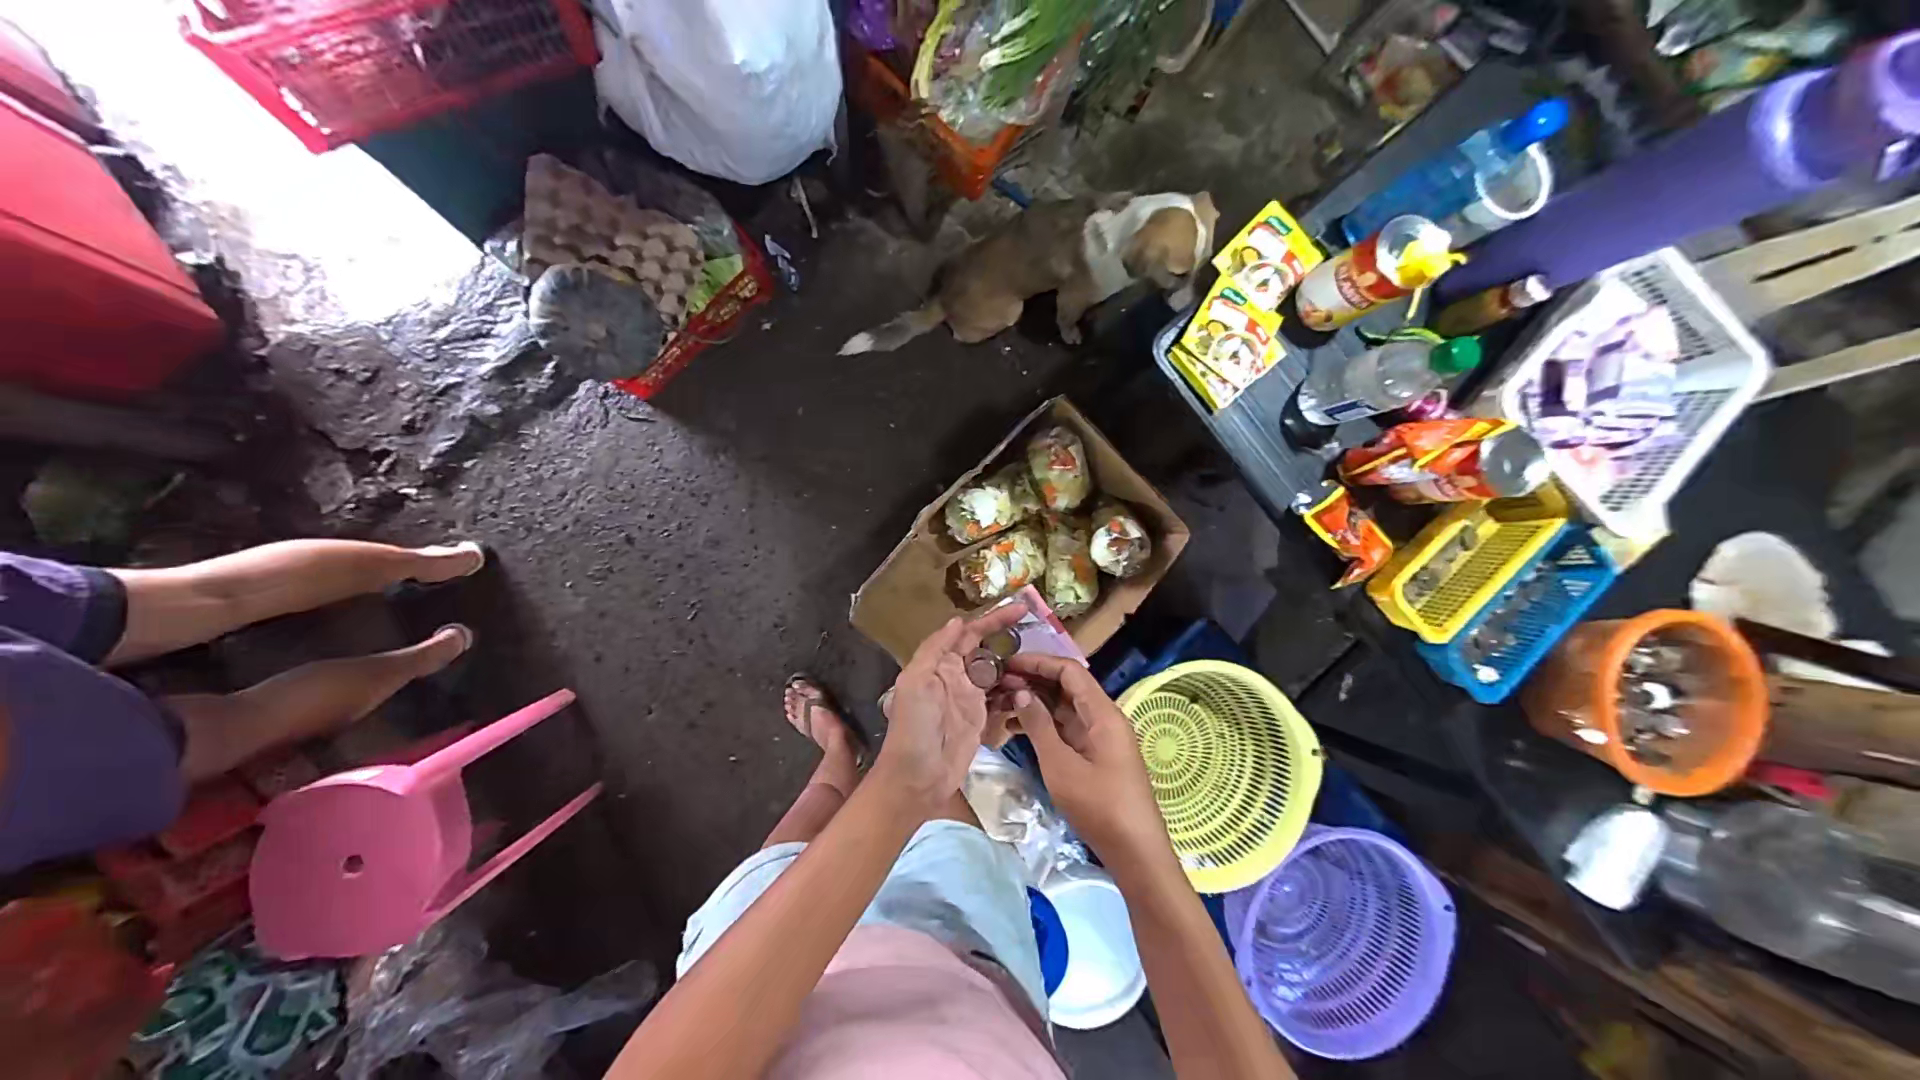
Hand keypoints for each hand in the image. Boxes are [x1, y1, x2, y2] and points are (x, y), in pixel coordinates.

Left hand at [873, 604, 1027, 814]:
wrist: (917, 777)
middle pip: (987, 650)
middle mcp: (956, 676)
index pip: (969, 633)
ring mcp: (970, 698)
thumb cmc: (913, 727)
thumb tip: (958, 620)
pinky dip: (1016, 692)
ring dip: (1016, 668)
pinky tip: (1030, 690)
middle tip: (1037, 632)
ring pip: (998, 674)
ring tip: (1037, 666)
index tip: (1020, 608)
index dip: (993, 620)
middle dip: (1009, 640)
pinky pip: (1002, 698)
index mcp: (939, 664)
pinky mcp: (982, 719)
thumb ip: (935, 649)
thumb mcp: (916, 681)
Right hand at [1005, 654, 1173, 871]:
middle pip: (1066, 687)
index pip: (1069, 671)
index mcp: (1103, 713)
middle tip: (997, 683)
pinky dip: (1043, 725)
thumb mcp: (1061, 766)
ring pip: (1063, 708)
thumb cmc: (1099, 806)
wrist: (1136, 852)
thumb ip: (1039, 726)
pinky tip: (1016, 728)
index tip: (1006, 662)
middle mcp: (1103, 718)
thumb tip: (1021, 693)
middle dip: (1032, 681)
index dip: (1038, 662)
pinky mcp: (1094, 756)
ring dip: (1034, 703)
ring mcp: (1099, 738)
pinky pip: (1065, 729)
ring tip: (1000, 703)